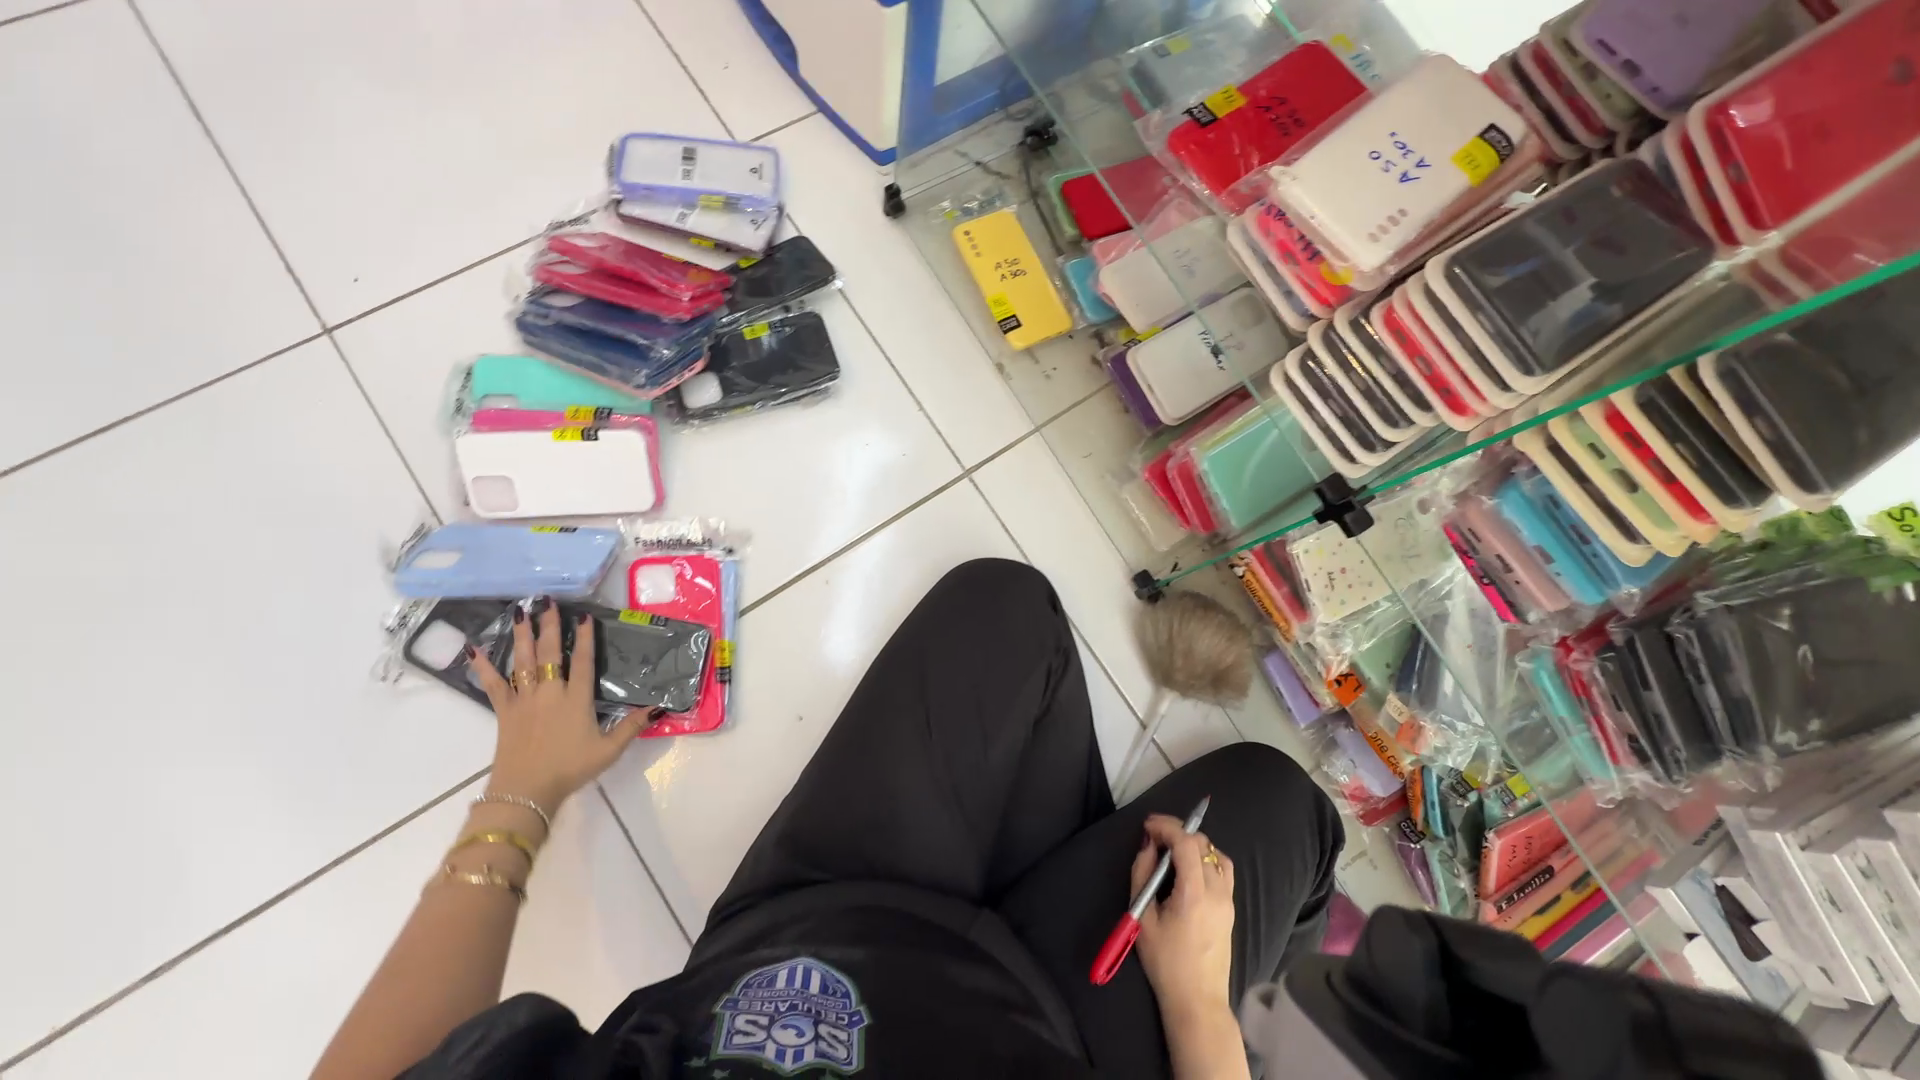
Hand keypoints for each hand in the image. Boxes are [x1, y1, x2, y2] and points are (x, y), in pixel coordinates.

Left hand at [468, 599, 653, 811]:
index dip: (585, 637)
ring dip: (521, 635)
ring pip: (522, 660)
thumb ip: (632, 726)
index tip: (584, 615)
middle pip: (550, 652)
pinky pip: (493, 684)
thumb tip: (658, 707)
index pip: (583, 661)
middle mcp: (550, 691)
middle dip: (549, 625)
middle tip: (547, 601)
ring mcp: (524, 698)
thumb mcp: (609, 750)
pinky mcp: (504, 710)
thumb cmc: (570, 769)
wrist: (526, 789)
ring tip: (520, 611)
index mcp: (576, 698)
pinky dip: (483, 666)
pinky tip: (474, 649)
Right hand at [1131, 813, 1234, 1015]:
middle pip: (1203, 845)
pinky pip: (1223, 871)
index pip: (1187, 843)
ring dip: (1194, 845)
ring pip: (1217, 855)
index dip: (1167, 826)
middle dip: (1178, 833)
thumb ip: (1143, 874)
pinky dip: (1206, 859)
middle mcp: (1217, 892)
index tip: (1148, 825)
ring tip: (1172, 851)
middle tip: (1154, 838)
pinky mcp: (1231, 909)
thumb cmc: (1165, 962)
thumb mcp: (1143, 917)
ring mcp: (1229, 900)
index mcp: (1194, 893)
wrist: (1197, 999)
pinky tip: (1189, 869)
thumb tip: (1148, 844)